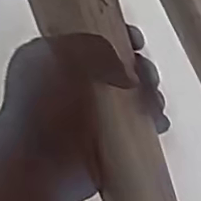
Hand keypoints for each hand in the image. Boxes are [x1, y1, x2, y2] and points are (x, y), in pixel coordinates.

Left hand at [0, 28, 168, 200]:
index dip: (116, 35)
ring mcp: (95, 114)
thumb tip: (127, 69)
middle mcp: (75, 84)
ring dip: (151, 96)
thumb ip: (94, 48)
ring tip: (153, 104)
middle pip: (121, 67)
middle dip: (140, 69)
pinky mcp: (113, 141)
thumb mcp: (59, 57)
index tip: (134, 40)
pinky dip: (154, 121)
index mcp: (55, 58)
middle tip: (146, 78)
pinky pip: (142, 125)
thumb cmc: (43, 109)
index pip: (93, 37)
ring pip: (136, 96)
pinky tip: (157, 122)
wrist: (44, 165)